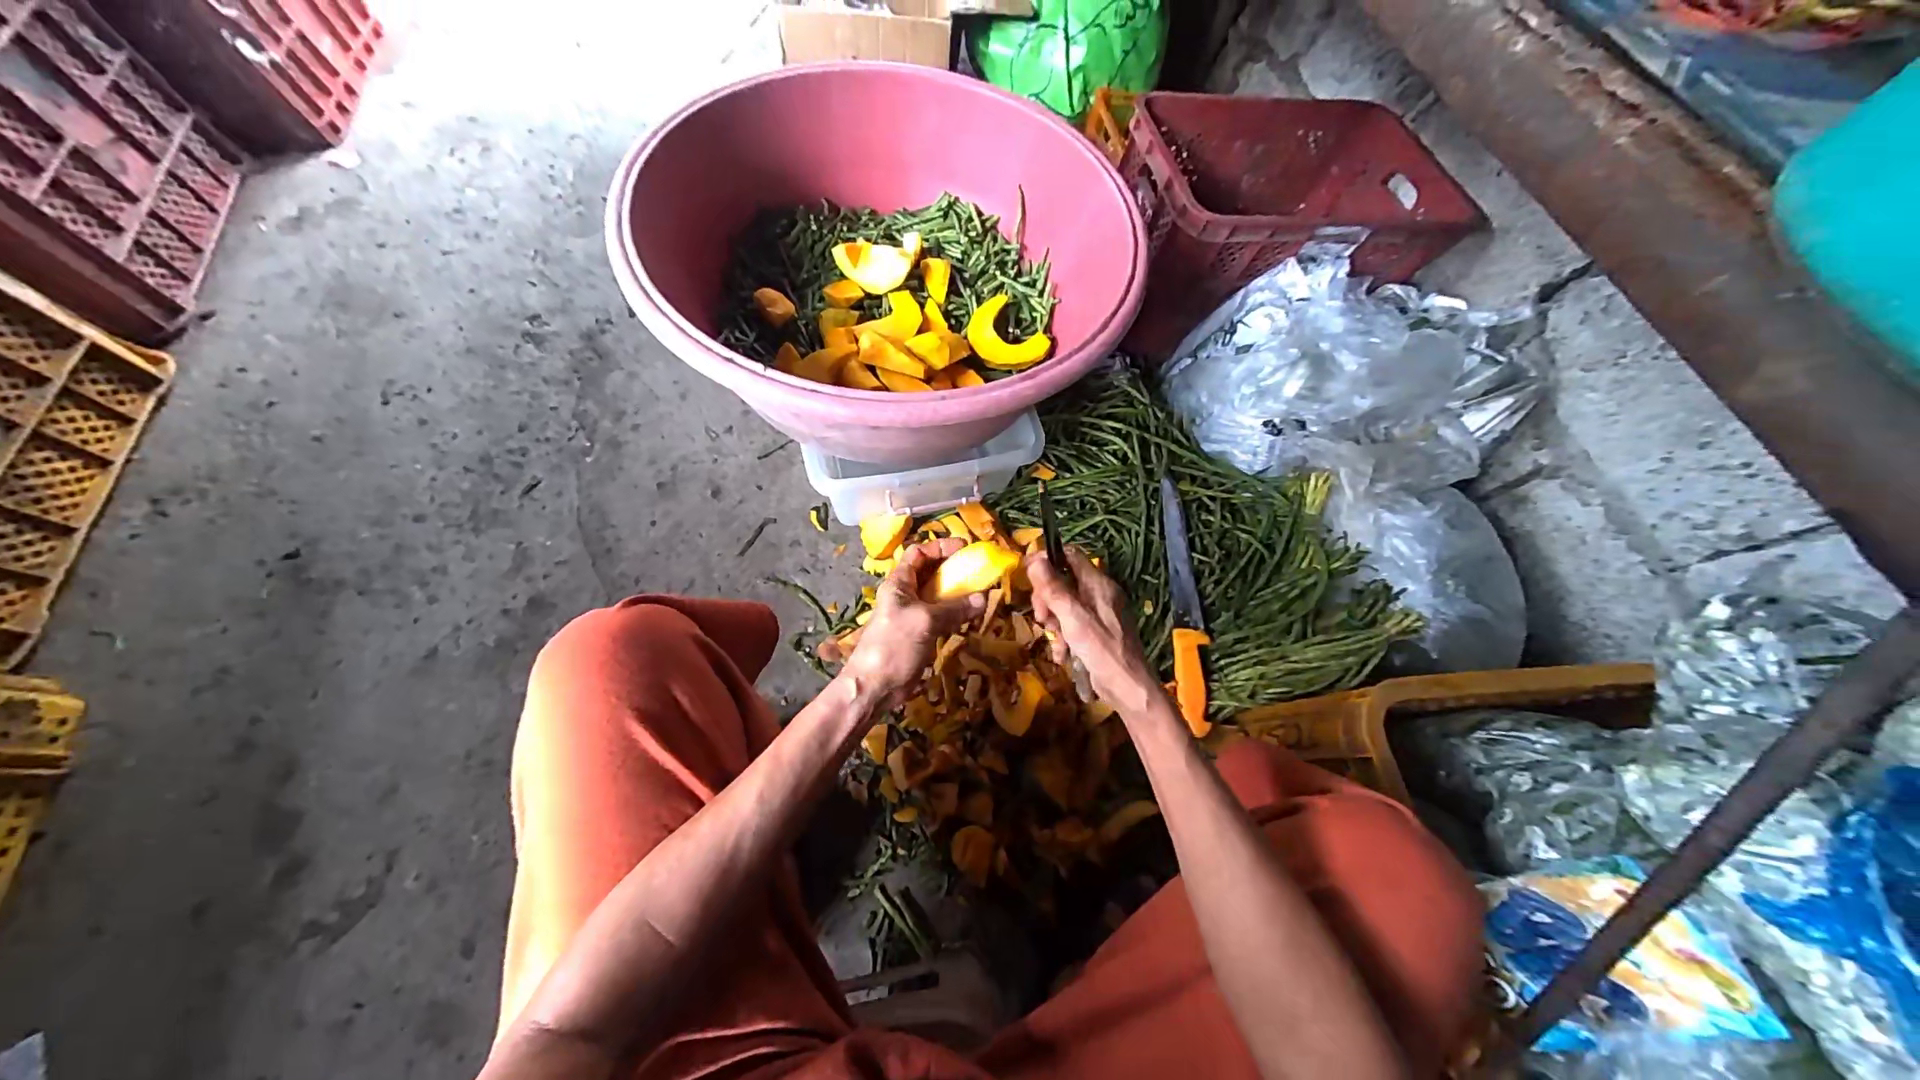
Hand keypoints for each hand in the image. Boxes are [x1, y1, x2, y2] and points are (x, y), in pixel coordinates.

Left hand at [841, 537, 984, 705]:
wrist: (875, 686)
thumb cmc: (893, 645)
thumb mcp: (925, 621)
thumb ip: (954, 608)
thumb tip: (982, 598)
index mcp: (899, 583)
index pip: (918, 553)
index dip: (940, 547)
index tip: (964, 548)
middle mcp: (906, 596)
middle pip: (931, 573)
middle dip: (954, 569)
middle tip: (979, 570)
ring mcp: (914, 616)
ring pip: (939, 597)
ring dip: (959, 594)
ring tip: (982, 593)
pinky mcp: (921, 635)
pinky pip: (942, 618)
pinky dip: (958, 615)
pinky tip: (973, 618)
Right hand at [1025, 547, 1164, 716]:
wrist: (1128, 687)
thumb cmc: (1102, 650)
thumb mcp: (1072, 617)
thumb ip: (1053, 588)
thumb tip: (1035, 558)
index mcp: (1098, 584)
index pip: (1070, 555)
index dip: (1047, 560)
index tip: (1027, 576)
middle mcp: (1099, 594)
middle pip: (1063, 581)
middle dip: (1047, 599)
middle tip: (1042, 617)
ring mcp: (1099, 613)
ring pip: (1065, 605)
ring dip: (1054, 622)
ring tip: (1056, 641)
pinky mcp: (1097, 632)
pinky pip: (1073, 625)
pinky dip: (1065, 637)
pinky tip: (1063, 654)